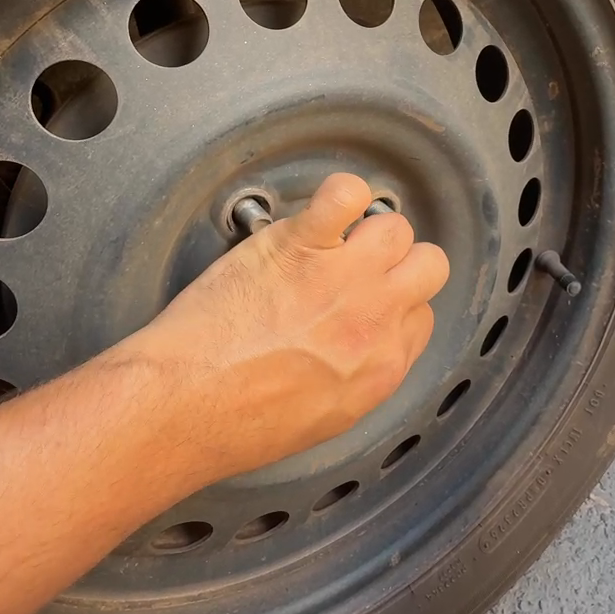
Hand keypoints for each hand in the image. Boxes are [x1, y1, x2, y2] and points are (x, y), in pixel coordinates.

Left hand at [128, 173, 449, 482]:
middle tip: (364, 265)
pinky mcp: (301, 245)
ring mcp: (344, 277)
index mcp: (383, 365)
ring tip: (337, 238)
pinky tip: (325, 209)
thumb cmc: (238, 421)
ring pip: (395, 228)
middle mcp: (375, 317)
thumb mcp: (325, 419)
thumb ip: (362, 376)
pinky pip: (347, 195)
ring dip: (368, 229)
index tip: (372, 300)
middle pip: (429, 265)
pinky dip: (342, 192)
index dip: (397, 303)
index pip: (422, 315)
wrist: (185, 404)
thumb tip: (368, 347)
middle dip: (401, 262)